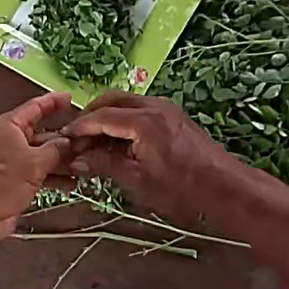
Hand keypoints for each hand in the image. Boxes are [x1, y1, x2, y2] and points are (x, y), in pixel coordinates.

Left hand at [0, 92, 77, 240]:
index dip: (53, 102)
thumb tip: (72, 141)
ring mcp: (8, 161)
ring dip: (61, 160)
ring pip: (40, 155)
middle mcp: (6, 140)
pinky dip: (52, 176)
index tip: (71, 98)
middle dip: (63, 139)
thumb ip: (57, 149)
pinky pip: (36, 172)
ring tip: (86, 165)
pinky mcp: (11, 180)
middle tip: (89, 141)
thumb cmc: (2, 182)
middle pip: (40, 133)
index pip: (34, 107)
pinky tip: (71, 183)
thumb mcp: (35, 163)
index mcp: (7, 126)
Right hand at [62, 92, 249, 223]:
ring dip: (107, 117)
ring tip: (95, 143)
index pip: (100, 117)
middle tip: (77, 138)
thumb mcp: (138, 180)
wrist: (225, 187)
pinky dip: (124, 120)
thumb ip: (104, 165)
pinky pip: (140, 110)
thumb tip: (76, 161)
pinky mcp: (174, 116)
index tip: (63, 139)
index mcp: (143, 121)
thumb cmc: (182, 188)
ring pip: (126, 103)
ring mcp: (166, 108)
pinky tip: (119, 143)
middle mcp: (154, 106)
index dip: (79, 128)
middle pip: (111, 100)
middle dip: (91, 116)